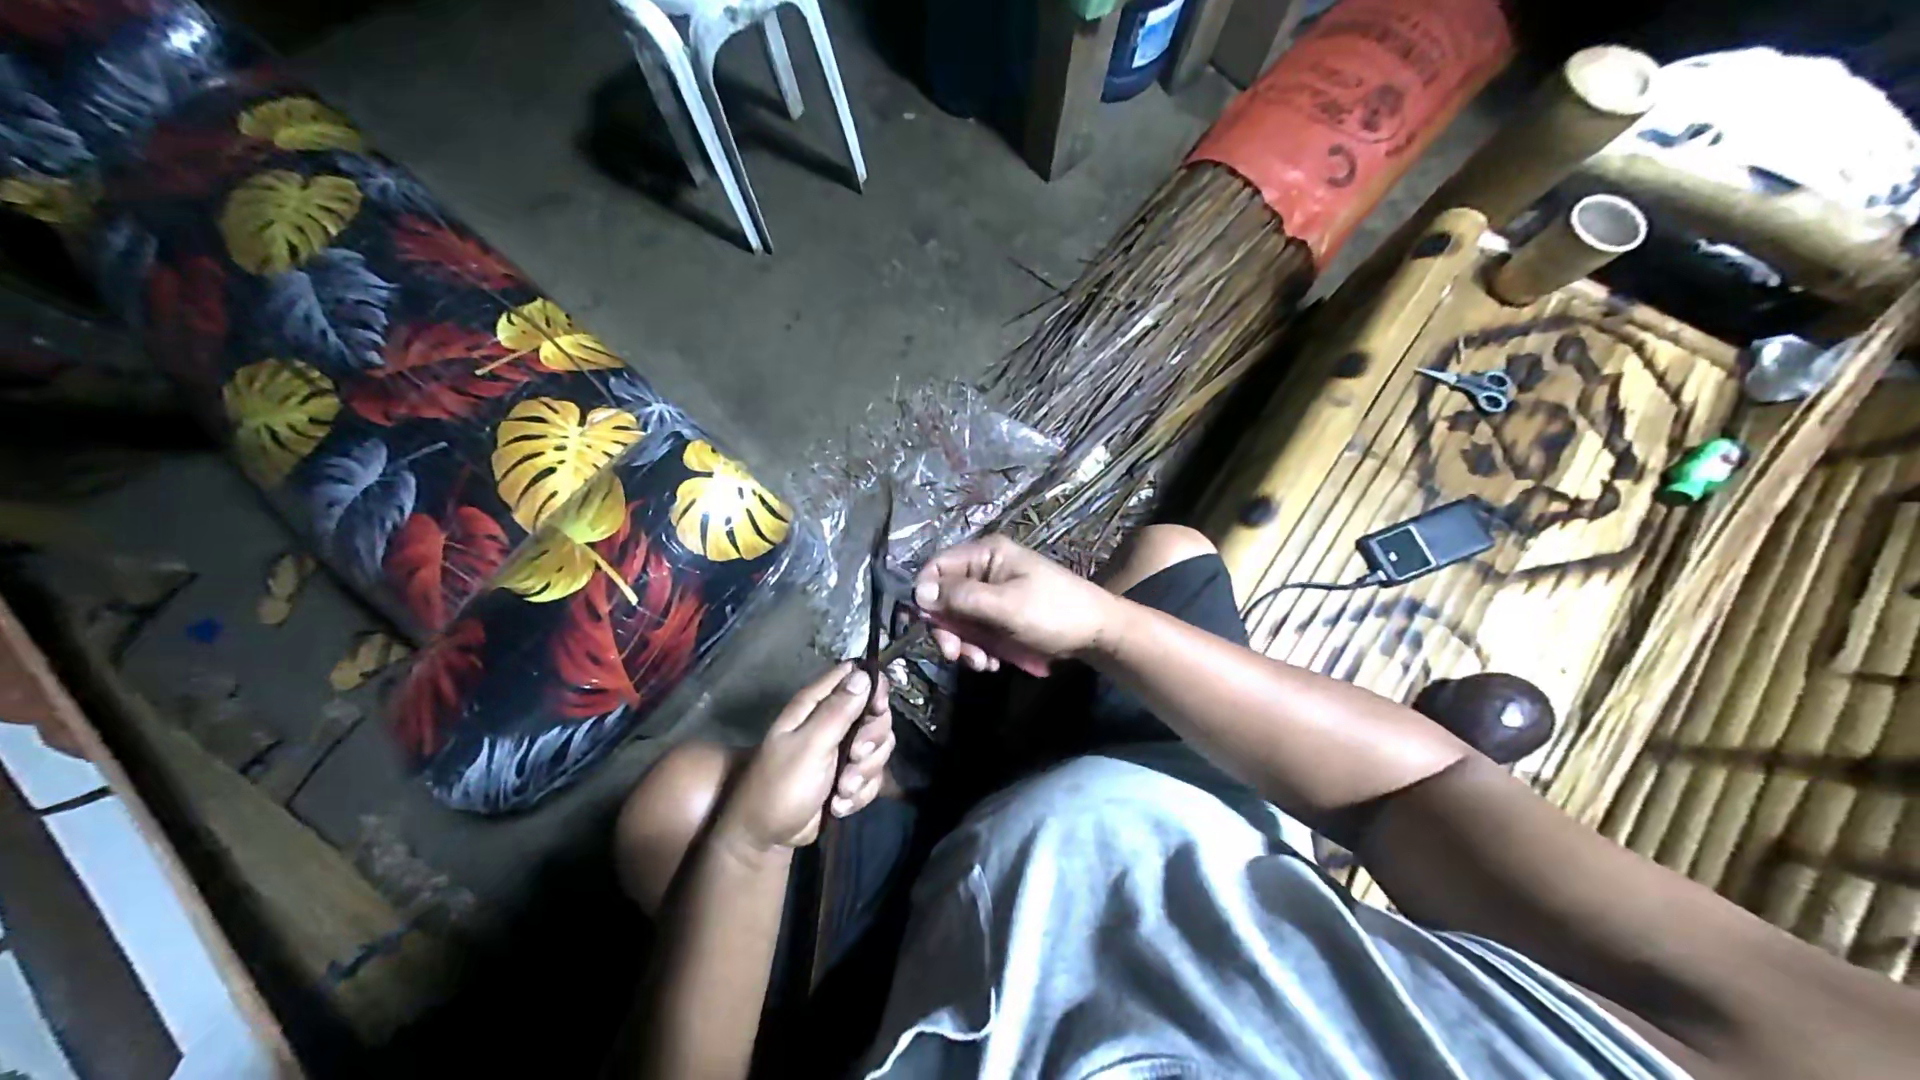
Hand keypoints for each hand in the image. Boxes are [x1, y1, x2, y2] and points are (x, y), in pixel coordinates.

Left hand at [714, 663, 894, 853]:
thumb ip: (838, 710)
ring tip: (841, 791)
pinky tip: (838, 804)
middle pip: (876, 715)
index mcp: (816, 705)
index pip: (856, 676)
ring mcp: (842, 750)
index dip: (874, 688)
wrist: (766, 837)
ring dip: (864, 773)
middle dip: (872, 741)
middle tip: (854, 758)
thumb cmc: (780, 786)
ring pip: (878, 748)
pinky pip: (872, 776)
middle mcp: (832, 722)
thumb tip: (864, 674)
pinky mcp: (849, 776)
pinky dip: (860, 794)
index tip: (876, 711)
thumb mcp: (809, 746)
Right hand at [913, 535, 1118, 675]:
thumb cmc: (1053, 612)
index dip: (927, 595)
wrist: (1098, 634)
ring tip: (982, 663)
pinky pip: (977, 633)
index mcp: (986, 554)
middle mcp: (986, 571)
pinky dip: (979, 650)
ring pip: (959, 620)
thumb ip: (961, 598)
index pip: (937, 566)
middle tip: (955, 654)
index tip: (929, 624)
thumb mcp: (1004, 605)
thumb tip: (918, 593)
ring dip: (965, 645)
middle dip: (949, 629)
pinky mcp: (1001, 617)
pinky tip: (992, 663)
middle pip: (945, 598)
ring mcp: (994, 595)